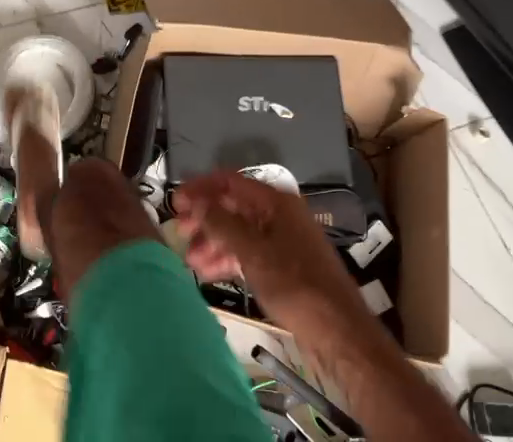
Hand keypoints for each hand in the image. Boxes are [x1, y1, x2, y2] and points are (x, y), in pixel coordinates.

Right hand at [171, 171, 362, 331]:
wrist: (338, 331)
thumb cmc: (295, 285)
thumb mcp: (252, 252)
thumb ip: (221, 223)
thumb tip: (195, 201)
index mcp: (276, 202)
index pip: (230, 182)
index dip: (200, 188)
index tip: (174, 203)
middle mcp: (279, 215)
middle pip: (233, 206)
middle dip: (204, 219)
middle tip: (179, 233)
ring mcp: (282, 240)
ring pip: (238, 232)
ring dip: (213, 242)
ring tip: (190, 261)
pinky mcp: (282, 265)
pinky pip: (248, 252)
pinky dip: (228, 259)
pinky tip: (208, 272)